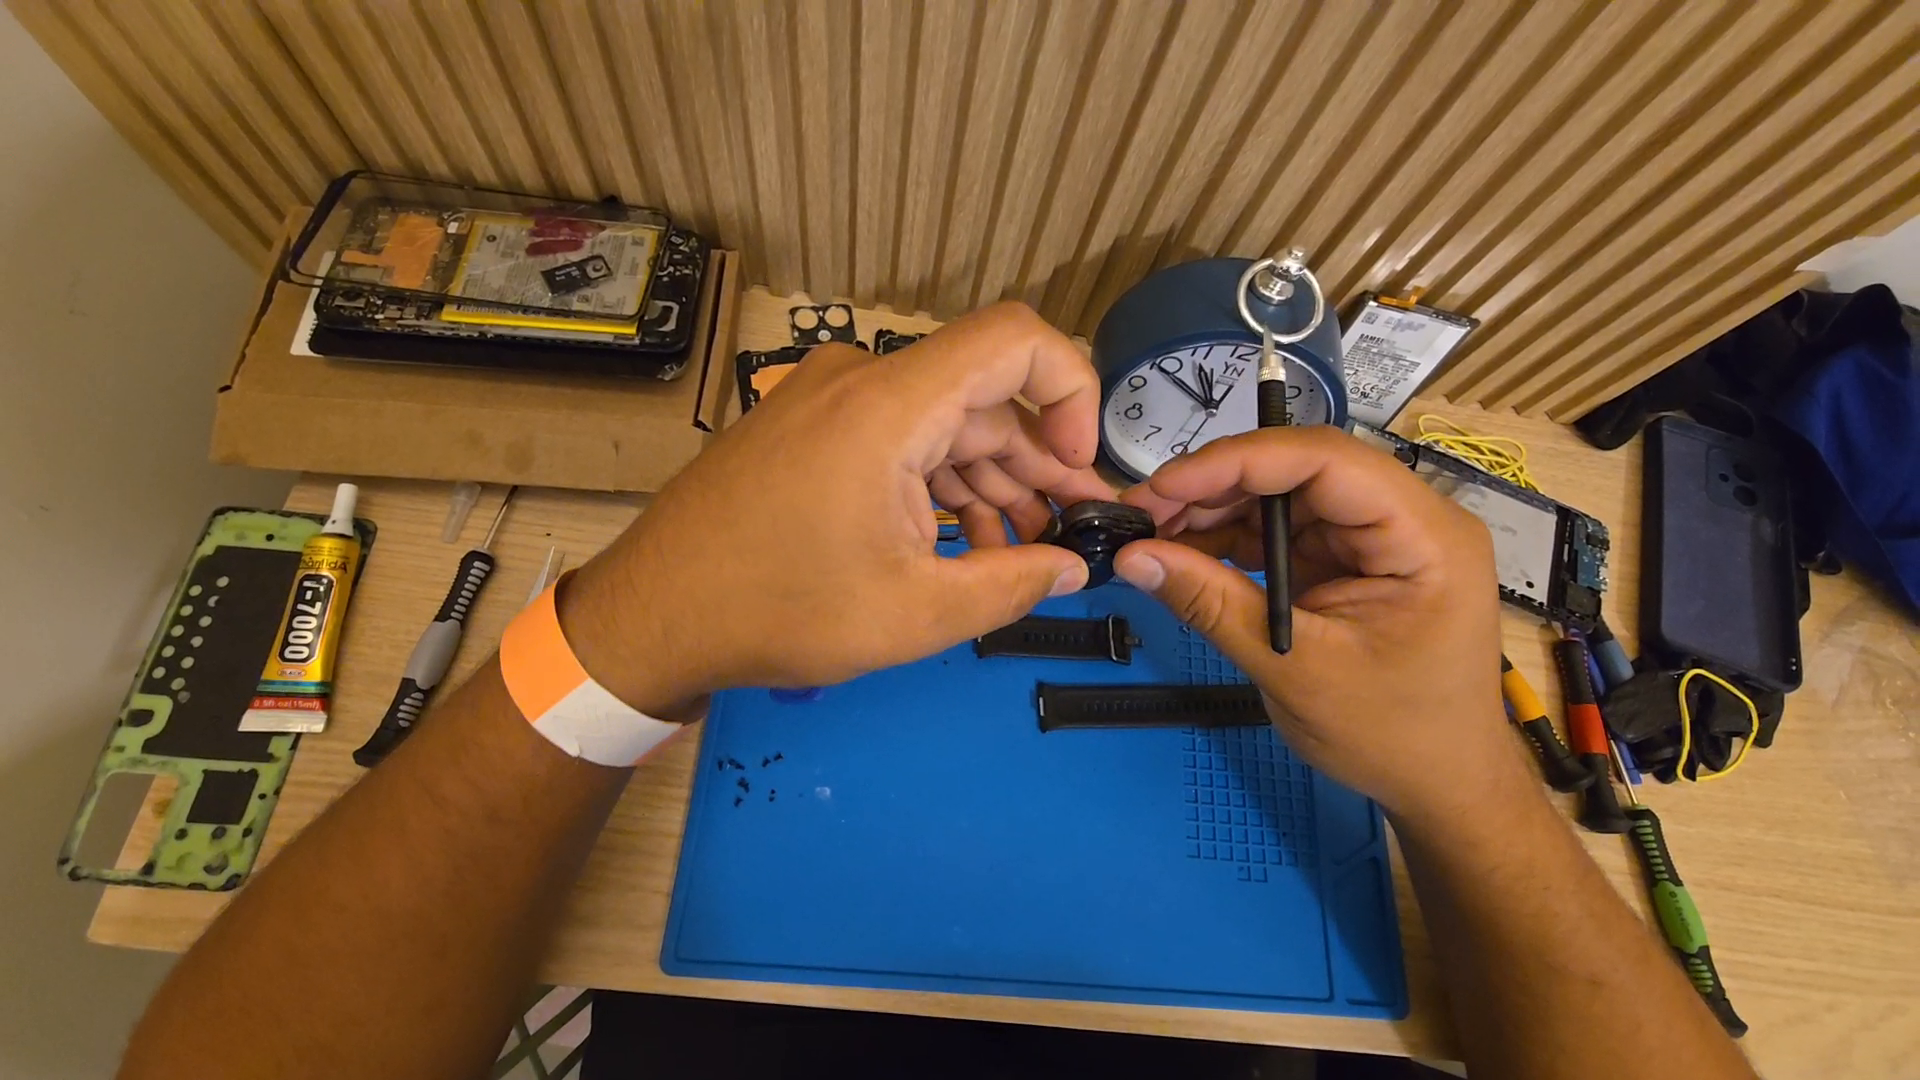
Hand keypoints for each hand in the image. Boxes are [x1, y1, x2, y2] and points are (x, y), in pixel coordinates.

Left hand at [560, 303, 1116, 714]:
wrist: (652, 616)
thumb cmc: (780, 611)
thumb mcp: (914, 613)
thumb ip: (1012, 586)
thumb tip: (1074, 567)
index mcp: (890, 406)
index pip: (1015, 340)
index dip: (1072, 391)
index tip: (1079, 467)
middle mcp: (860, 383)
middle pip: (982, 399)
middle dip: (1035, 466)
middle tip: (1067, 534)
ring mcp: (829, 403)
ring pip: (941, 425)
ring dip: (987, 484)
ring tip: (1016, 555)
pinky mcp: (810, 431)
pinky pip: (897, 441)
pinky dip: (936, 486)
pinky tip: (958, 545)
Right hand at [1115, 426, 1531, 819]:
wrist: (1437, 784)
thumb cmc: (1389, 735)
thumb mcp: (1292, 668)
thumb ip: (1212, 605)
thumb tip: (1131, 557)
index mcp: (1421, 536)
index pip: (1324, 461)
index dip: (1236, 461)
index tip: (1162, 487)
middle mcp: (1401, 519)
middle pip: (1296, 471)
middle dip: (1213, 486)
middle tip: (1141, 514)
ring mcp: (1370, 538)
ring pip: (1279, 496)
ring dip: (1211, 511)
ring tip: (1150, 535)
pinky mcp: (1342, 560)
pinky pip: (1276, 531)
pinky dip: (1225, 540)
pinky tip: (1181, 554)